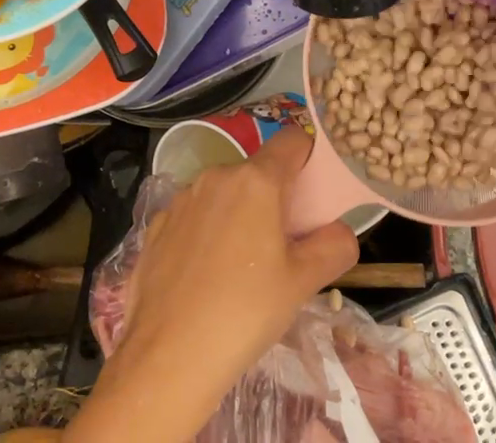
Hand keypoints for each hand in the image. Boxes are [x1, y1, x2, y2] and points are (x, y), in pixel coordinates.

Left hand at [71, 129, 357, 441]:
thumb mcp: (304, 282)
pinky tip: (207, 277)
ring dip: (239, 215)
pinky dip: (207, 234)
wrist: (169, 355)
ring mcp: (180, 201)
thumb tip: (339, 231)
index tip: (315, 192)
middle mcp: (215, 178)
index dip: (309, 158)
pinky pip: (194, 218)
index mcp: (256, 181)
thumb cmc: (245, 312)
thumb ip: (334, 246)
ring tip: (243, 266)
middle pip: (257, 172)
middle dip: (274, 197)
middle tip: (285, 243)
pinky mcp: (155, 227)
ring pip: (223, 194)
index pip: (292, 141)